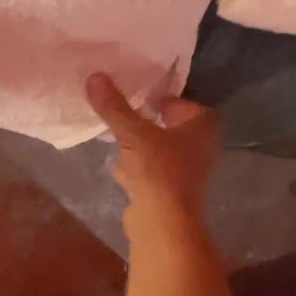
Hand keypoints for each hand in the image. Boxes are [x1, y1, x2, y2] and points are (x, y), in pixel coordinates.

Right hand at [85, 72, 218, 218]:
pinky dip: (138, 165)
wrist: (163, 219)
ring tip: (118, 136)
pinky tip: (119, 166)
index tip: (143, 98)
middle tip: (127, 113)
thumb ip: (114, 107)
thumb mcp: (132, 133)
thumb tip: (95, 76)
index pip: (189, 107)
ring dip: (143, 143)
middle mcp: (199, 148)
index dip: (168, 100)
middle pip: (176, 128)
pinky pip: (153, 170)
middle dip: (152, 121)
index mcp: (200, 129)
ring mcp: (186, 172)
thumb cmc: (157, 170)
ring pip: (163, 150)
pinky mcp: (169, 190)